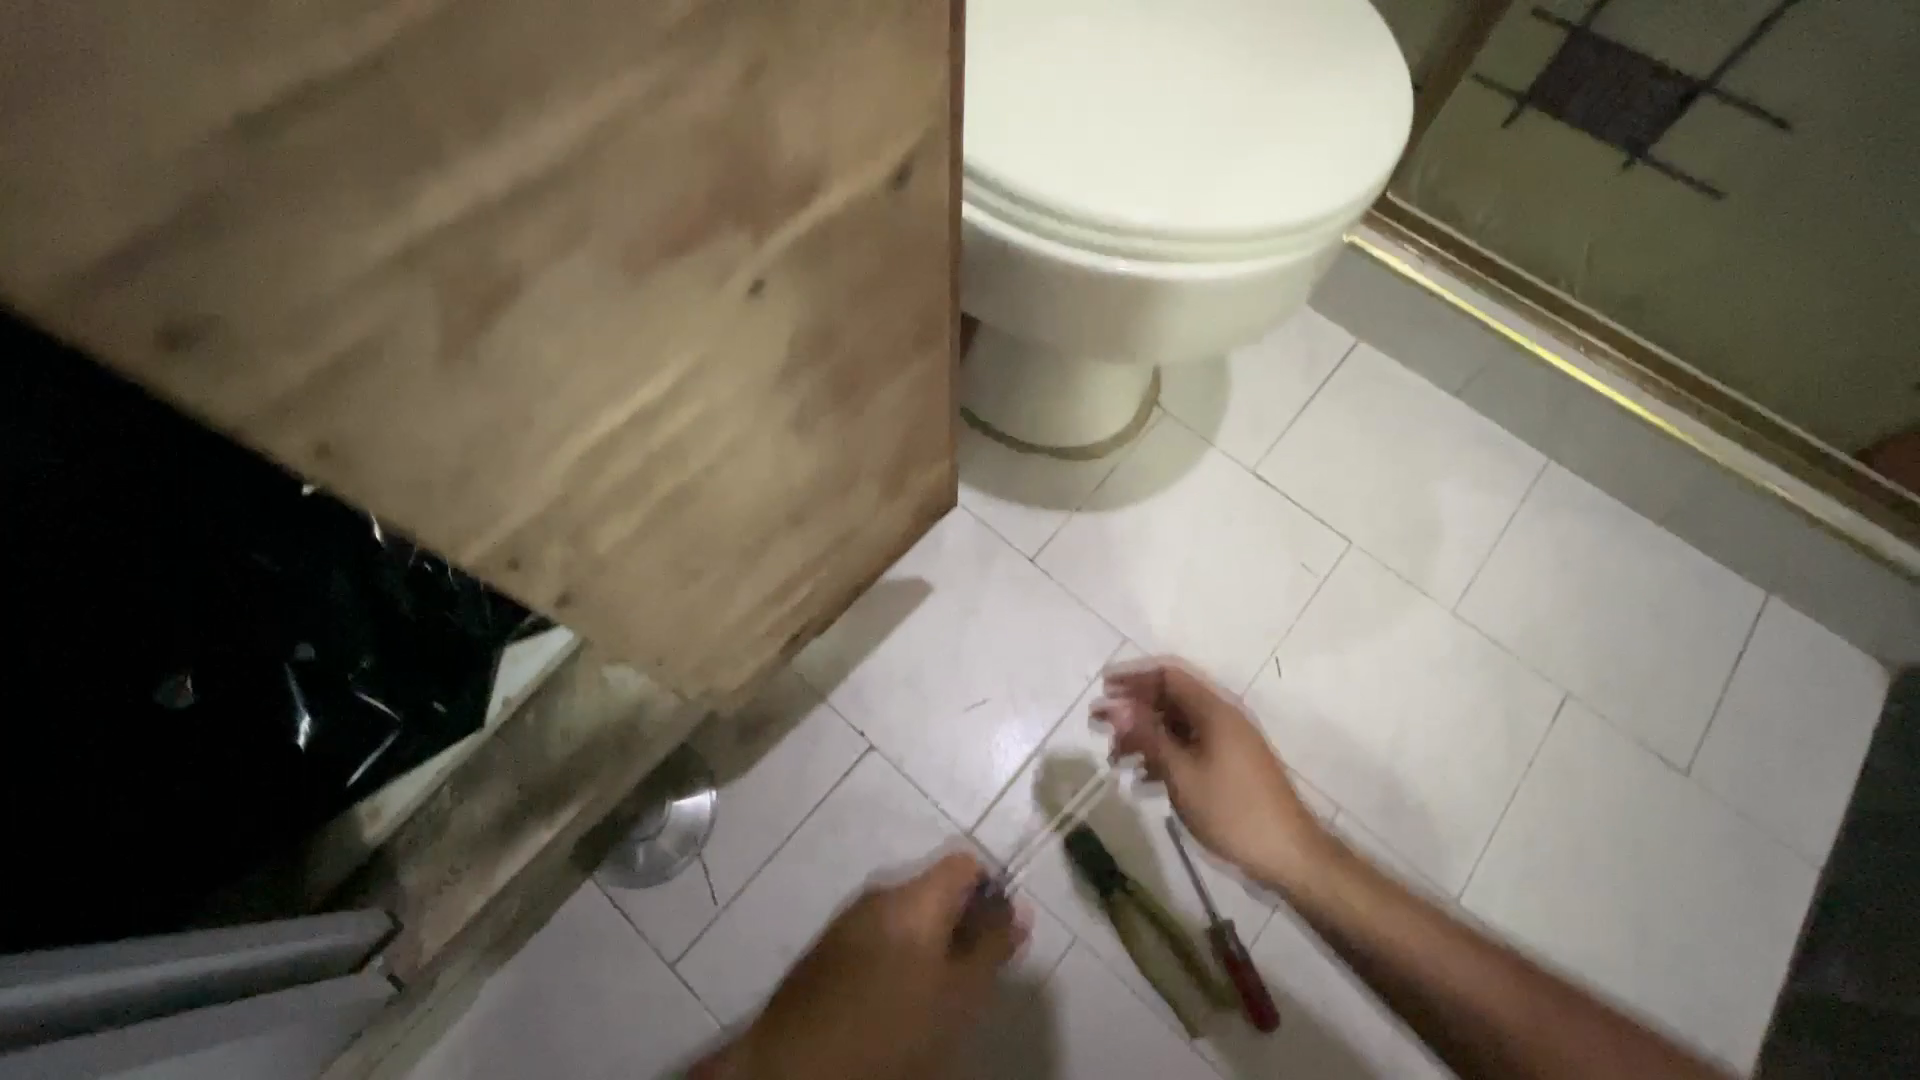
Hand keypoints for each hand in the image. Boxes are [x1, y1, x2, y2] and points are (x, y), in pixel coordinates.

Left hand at [709, 851, 1026, 1079]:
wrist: (797, 1064)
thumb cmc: (892, 1026)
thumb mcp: (959, 995)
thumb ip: (992, 946)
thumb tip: (1019, 909)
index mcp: (914, 896)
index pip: (965, 863)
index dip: (991, 892)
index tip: (998, 936)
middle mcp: (878, 894)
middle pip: (934, 889)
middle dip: (960, 923)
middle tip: (972, 973)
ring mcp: (847, 920)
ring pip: (904, 915)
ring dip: (928, 943)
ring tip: (936, 994)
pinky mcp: (826, 950)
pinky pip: (876, 935)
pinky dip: (896, 956)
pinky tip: (896, 1001)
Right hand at [1096, 657, 1333, 888]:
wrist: (1289, 853)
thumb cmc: (1232, 809)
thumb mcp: (1181, 773)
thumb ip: (1148, 737)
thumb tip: (1116, 707)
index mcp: (1214, 711)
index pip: (1168, 676)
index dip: (1133, 678)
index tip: (1102, 689)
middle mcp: (1221, 718)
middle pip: (1170, 700)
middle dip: (1132, 710)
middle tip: (1098, 726)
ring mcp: (1227, 742)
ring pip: (1177, 727)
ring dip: (1144, 737)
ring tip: (1115, 760)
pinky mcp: (1229, 765)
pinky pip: (1189, 748)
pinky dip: (1163, 756)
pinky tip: (1142, 780)